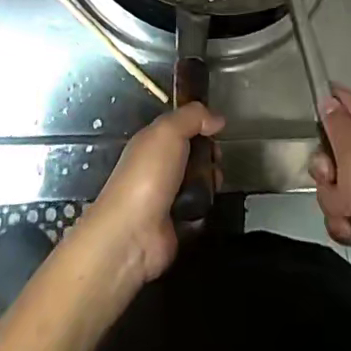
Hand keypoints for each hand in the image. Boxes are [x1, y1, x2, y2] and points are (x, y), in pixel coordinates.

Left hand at [72, 103, 224, 282]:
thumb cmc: (148, 174)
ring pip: (200, 181)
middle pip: (194, 154)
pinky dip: (206, 208)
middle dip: (209, 155)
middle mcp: (158, 166)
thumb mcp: (168, 132)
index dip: (199, 125)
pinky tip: (206, 207)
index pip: (180, 127)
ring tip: (212, 185)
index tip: (216, 129)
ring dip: (210, 182)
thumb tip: (217, 117)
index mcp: (152, 141)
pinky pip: (200, 209)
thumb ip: (192, 117)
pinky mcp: (177, 222)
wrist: (133, 232)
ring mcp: (167, 196)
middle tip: (215, 160)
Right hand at [311, 85, 350, 283]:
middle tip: (331, 177)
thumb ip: (337, 125)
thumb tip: (329, 100)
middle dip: (325, 169)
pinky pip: (339, 209)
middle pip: (330, 148)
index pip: (347, 101)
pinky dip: (343, 222)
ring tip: (350, 211)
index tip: (311, 105)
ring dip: (334, 201)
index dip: (328, 99)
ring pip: (331, 184)